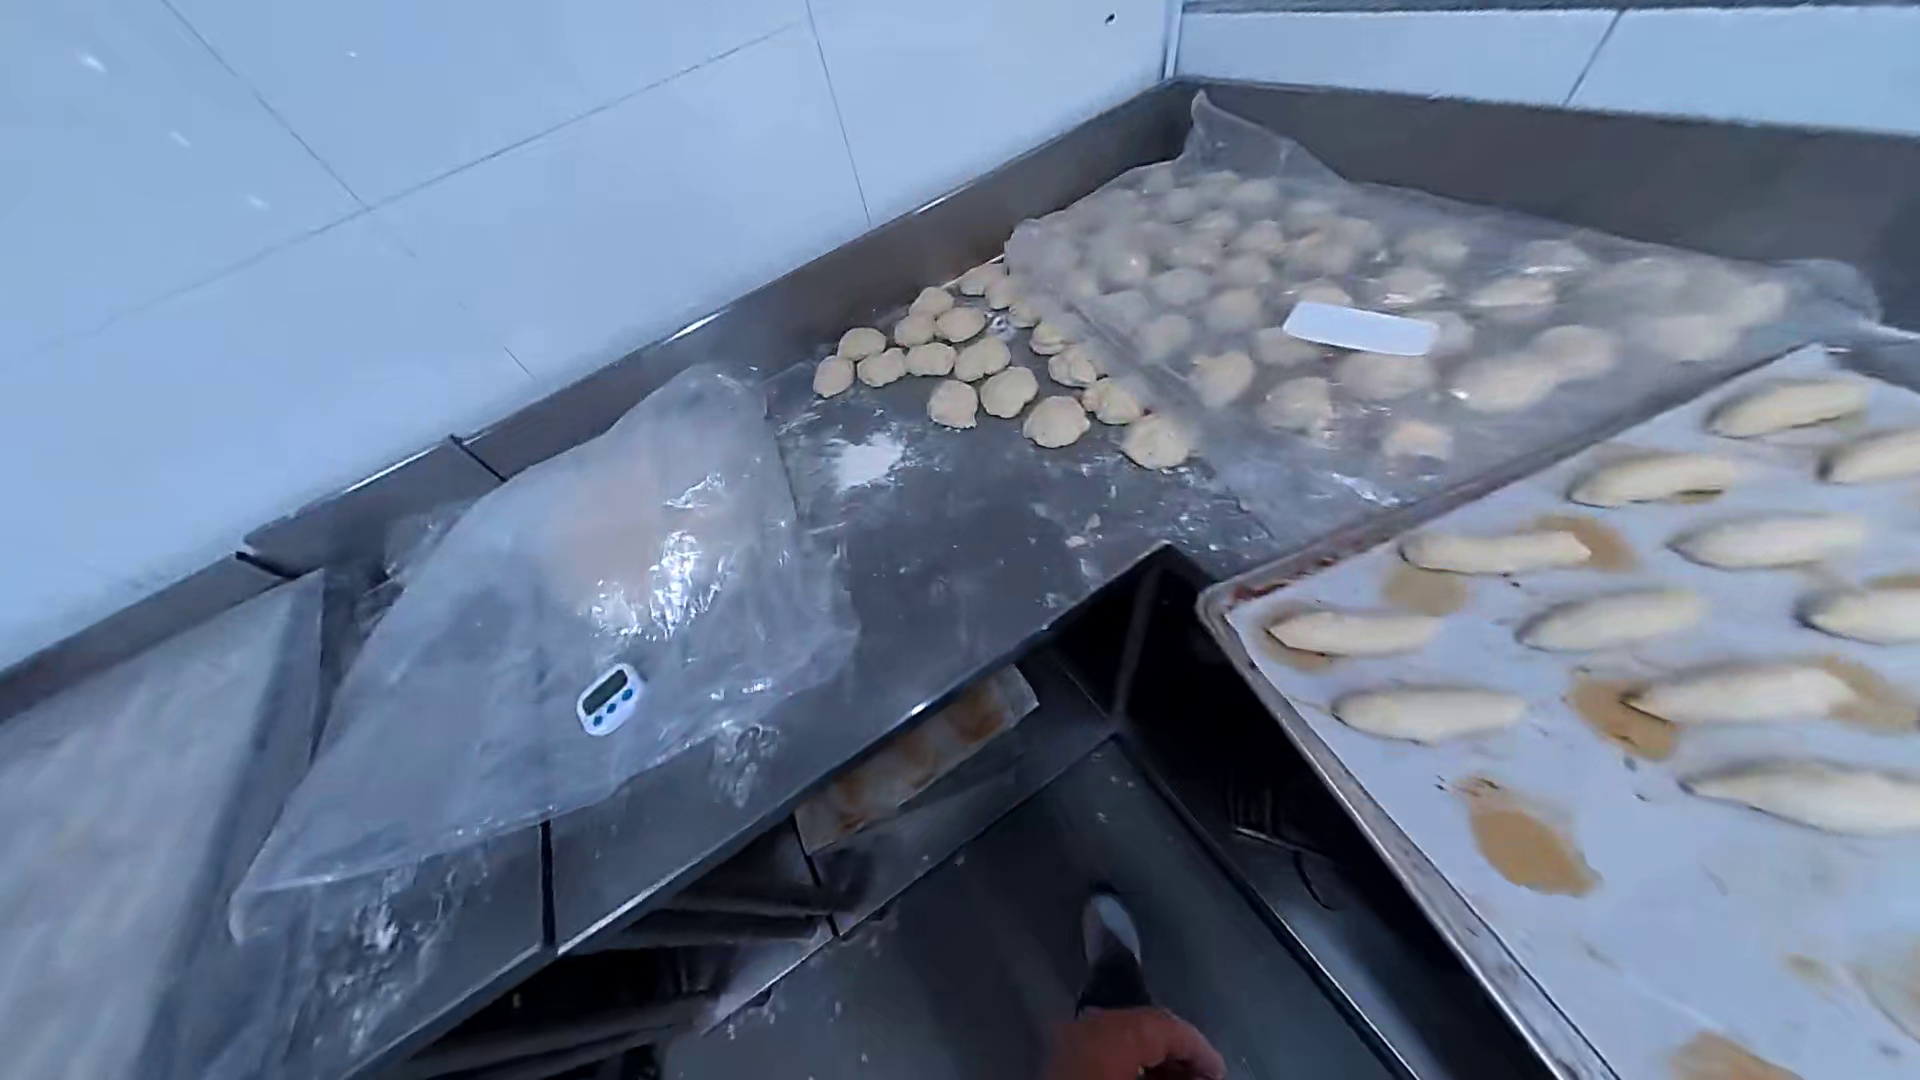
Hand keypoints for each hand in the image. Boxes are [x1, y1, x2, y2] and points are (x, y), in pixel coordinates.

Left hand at [1043, 1006, 1226, 1079]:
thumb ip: (1179, 1072)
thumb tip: (1203, 1073)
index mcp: (1106, 1030)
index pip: (1160, 1021)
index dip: (1196, 1045)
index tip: (1219, 1071)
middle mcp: (1080, 1025)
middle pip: (1137, 1026)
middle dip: (1173, 1051)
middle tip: (1203, 1078)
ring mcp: (1062, 1044)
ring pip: (1117, 1040)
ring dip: (1150, 1059)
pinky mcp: (1054, 1063)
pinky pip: (1099, 1054)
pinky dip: (1126, 1065)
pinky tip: (1143, 1079)